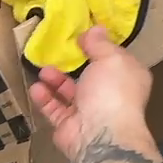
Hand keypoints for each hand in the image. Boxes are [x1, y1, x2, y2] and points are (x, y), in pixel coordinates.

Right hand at [27, 26, 154, 160]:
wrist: (98, 133)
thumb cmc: (112, 92)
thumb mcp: (110, 59)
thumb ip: (100, 44)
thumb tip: (94, 29)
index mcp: (127, 78)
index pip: (113, 60)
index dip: (99, 48)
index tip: (82, 38)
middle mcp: (109, 95)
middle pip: (89, 77)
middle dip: (73, 66)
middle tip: (58, 55)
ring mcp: (88, 111)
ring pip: (69, 93)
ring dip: (55, 81)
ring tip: (42, 70)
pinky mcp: (67, 125)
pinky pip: (54, 109)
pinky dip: (44, 99)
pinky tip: (36, 88)